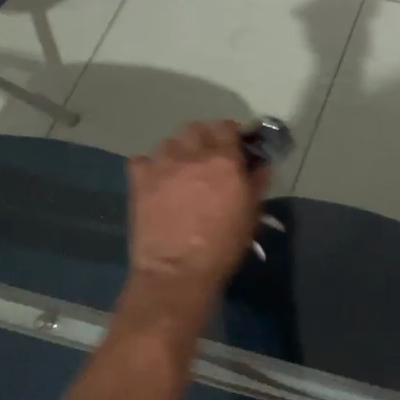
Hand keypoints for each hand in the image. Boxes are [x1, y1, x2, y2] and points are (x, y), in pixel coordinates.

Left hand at [126, 120, 270, 293]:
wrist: (177, 274)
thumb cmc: (222, 244)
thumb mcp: (252, 212)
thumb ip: (257, 181)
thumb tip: (260, 164)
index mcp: (224, 159)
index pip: (226, 126)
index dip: (230, 133)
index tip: (234, 145)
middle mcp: (193, 155)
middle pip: (195, 128)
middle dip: (202, 137)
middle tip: (206, 156)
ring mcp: (163, 167)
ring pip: (168, 142)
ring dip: (176, 150)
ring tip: (179, 168)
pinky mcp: (139, 184)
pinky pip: (140, 161)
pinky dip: (148, 166)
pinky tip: (155, 180)